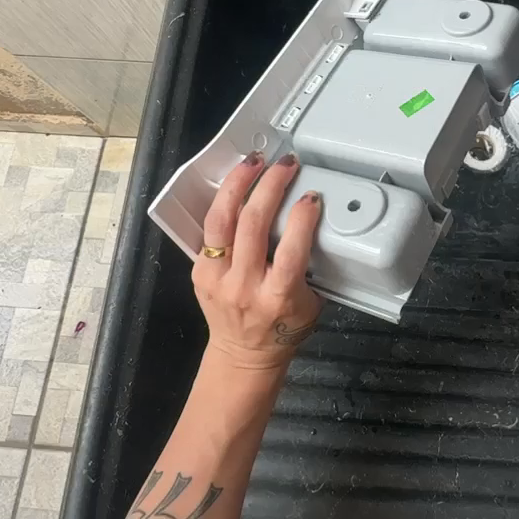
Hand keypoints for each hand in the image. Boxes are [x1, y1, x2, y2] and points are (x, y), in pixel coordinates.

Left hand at [195, 152, 323, 372]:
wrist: (244, 356)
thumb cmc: (284, 328)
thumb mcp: (312, 302)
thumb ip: (313, 265)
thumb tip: (318, 221)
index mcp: (278, 297)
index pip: (289, 252)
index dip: (301, 219)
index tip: (312, 197)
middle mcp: (244, 286)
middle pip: (253, 225)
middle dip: (271, 186)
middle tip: (285, 165)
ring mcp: (217, 278)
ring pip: (221, 220)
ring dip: (238, 185)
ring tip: (254, 163)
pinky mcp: (200, 271)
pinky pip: (210, 229)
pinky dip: (224, 202)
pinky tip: (237, 185)